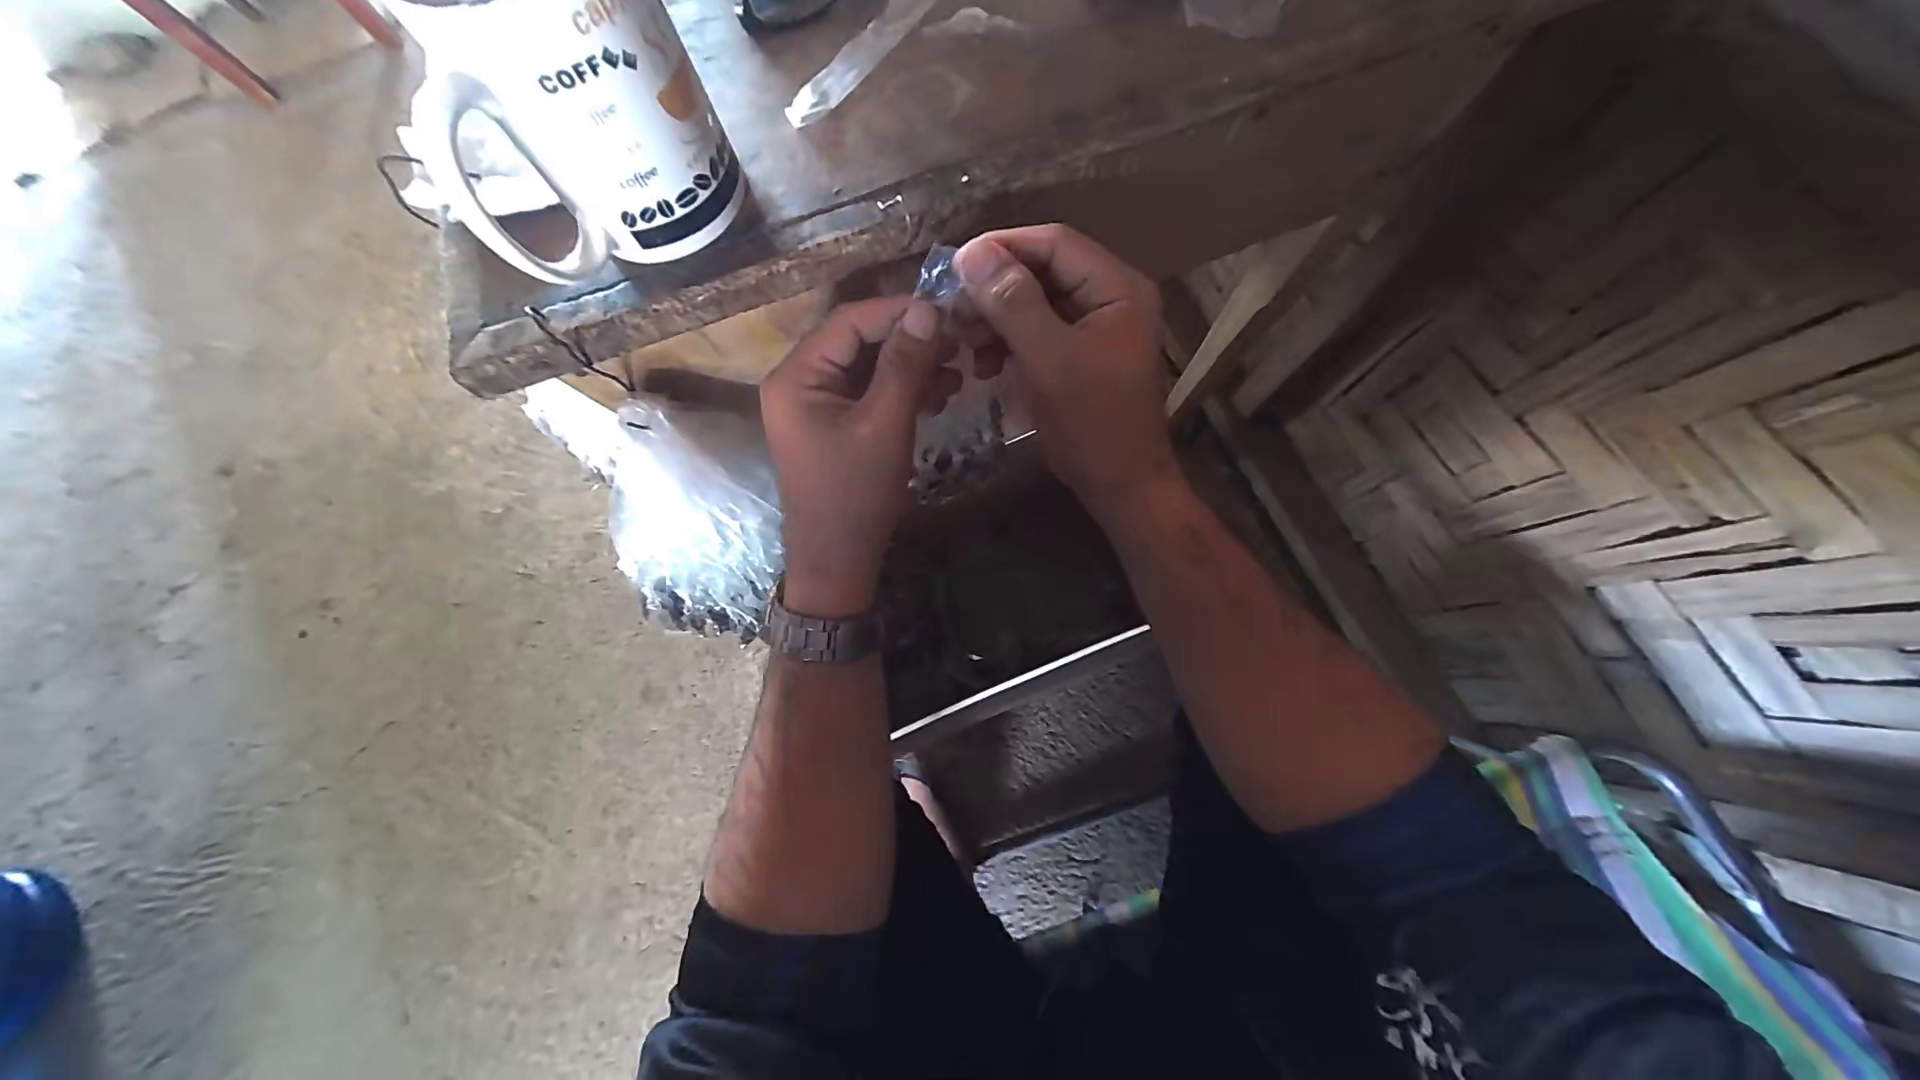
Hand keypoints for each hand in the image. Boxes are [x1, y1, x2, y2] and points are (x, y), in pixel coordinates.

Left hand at [760, 296, 959, 616]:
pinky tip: (937, 396)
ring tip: (955, 375)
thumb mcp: (884, 425)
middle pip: (858, 342)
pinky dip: (903, 391)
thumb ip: (905, 365)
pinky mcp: (836, 424)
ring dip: (912, 367)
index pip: (848, 322)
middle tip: (957, 345)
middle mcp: (800, 382)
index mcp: (796, 376)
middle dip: (909, 342)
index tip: (947, 314)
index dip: (897, 312)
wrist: (839, 559)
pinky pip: (870, 393)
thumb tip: (929, 311)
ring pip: (869, 367)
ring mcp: (817, 405)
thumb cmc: (856, 494)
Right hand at [953, 225, 1178, 518]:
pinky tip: (984, 364)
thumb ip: (1014, 304)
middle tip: (954, 310)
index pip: (1054, 243)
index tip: (955, 265)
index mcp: (1117, 288)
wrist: (1121, 486)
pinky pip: (1037, 335)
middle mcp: (1110, 298)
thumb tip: (973, 254)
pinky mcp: (1078, 357)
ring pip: (1035, 304)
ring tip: (965, 342)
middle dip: (995, 290)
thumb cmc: (1092, 424)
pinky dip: (1008, 344)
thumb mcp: (1049, 361)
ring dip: (996, 319)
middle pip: (1043, 272)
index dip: (1003, 248)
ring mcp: (1095, 329)